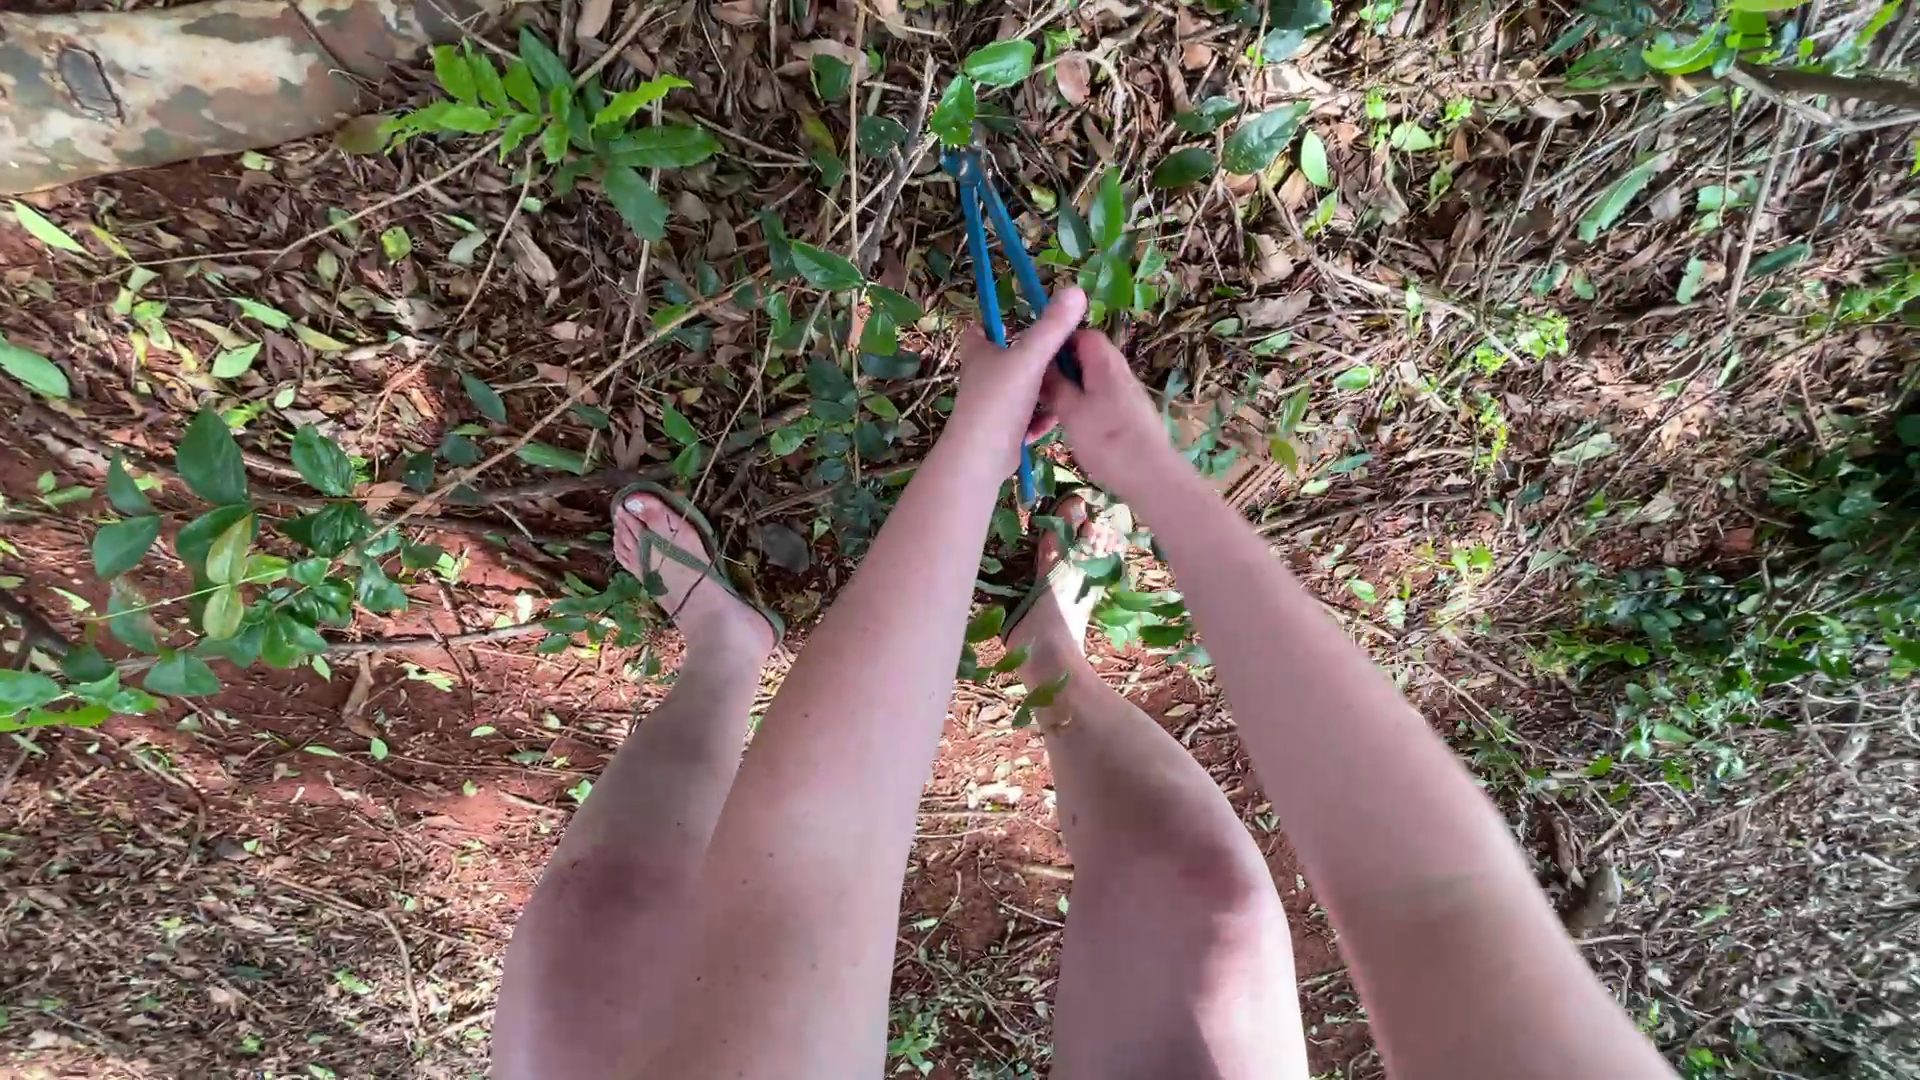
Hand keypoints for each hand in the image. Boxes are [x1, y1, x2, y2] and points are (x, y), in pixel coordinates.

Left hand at [949, 287, 1087, 475]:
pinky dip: (1041, 418)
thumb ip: (1052, 327)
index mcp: (979, 353)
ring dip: (1044, 391)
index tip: (1022, 321)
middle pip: (1011, 359)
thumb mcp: (1029, 358)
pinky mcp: (1003, 430)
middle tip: (1063, 355)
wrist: (982, 457)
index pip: (980, 329)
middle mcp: (982, 376)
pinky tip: (1052, 420)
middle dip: (1036, 359)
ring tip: (1065, 390)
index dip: (996, 323)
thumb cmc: (999, 401)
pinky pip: (1028, 417)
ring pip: (1024, 390)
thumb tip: (1077, 290)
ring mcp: (992, 405)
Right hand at [1041, 329, 1187, 496]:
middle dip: (1056, 375)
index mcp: (1105, 364)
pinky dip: (1077, 414)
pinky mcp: (1126, 418)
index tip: (1035, 359)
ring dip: (1063, 399)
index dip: (1058, 342)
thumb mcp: (1071, 411)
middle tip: (1032, 393)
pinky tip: (1061, 434)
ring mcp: (1124, 397)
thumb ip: (1055, 386)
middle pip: (1083, 362)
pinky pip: (1095, 406)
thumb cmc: (1107, 439)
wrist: (1151, 476)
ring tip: (1039, 422)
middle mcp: (1117, 374)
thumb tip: (1041, 365)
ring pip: (1087, 388)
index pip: (1082, 335)